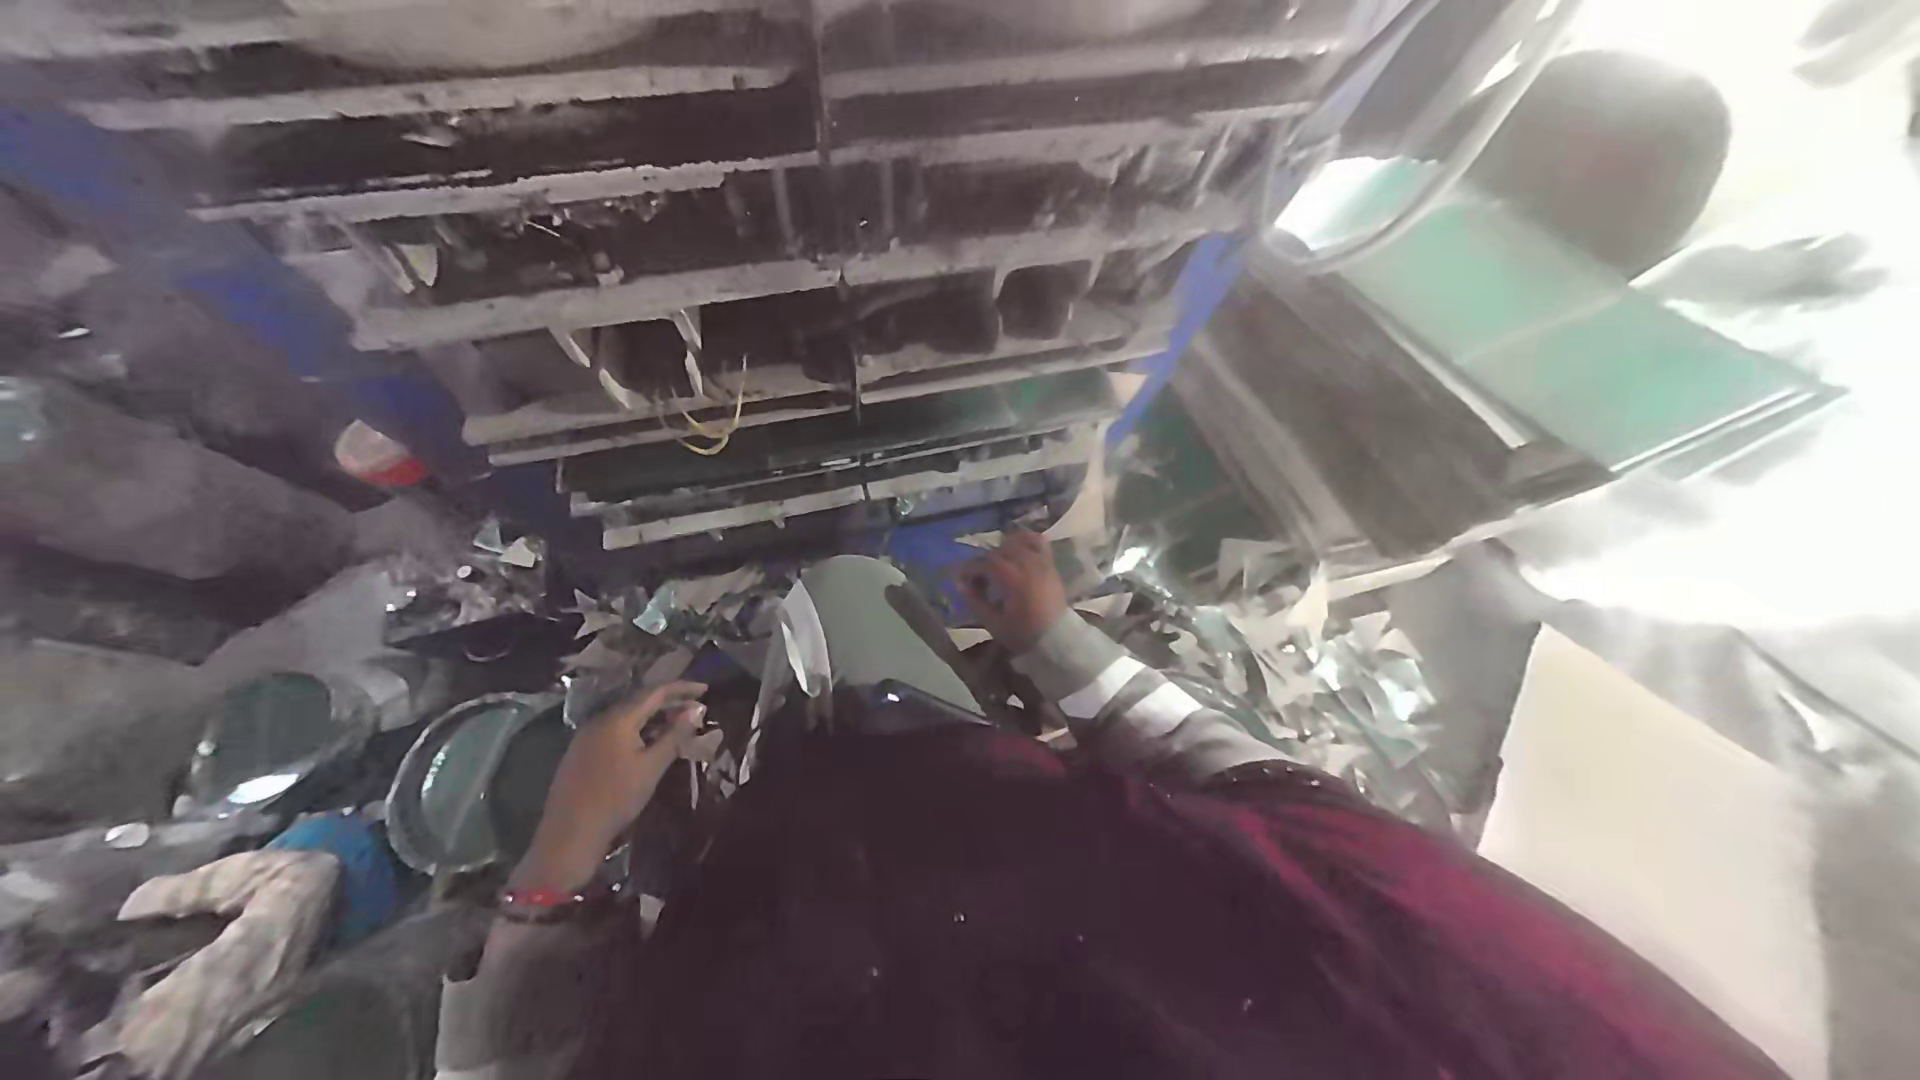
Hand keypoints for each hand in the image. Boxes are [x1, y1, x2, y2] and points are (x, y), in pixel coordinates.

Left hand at [509, 680, 707, 893]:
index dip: (682, 688)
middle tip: (696, 708)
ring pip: (627, 716)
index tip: (705, 689)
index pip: (655, 692)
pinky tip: (649, 741)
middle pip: (640, 702)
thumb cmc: (616, 798)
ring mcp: (586, 736)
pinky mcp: (581, 752)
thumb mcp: (652, 766)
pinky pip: (615, 730)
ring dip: (654, 716)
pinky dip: (637, 729)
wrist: (569, 834)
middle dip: (670, 702)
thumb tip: (696, 710)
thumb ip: (675, 735)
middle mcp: (600, 720)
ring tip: (678, 724)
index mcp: (617, 719)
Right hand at [954, 529, 1068, 651]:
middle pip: (999, 552)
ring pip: (1017, 542)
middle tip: (978, 579)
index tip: (962, 580)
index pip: (986, 563)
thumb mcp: (994, 623)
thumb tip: (960, 584)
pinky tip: (1016, 549)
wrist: (1057, 641)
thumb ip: (975, 601)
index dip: (970, 569)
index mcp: (1014, 578)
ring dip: (1002, 550)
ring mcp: (1042, 562)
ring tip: (997, 565)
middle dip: (984, 563)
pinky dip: (1025, 540)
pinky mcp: (1051, 565)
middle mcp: (1028, 564)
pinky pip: (1038, 542)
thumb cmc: (1024, 635)